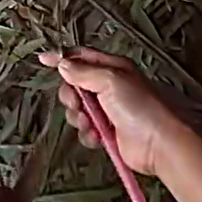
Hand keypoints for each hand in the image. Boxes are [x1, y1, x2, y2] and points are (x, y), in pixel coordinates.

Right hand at [39, 47, 182, 177]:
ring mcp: (107, 110)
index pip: (81, 57)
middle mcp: (108, 86)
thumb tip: (62, 65)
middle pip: (74, 84)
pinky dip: (87, 134)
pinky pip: (85, 130)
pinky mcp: (106, 132)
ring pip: (77, 109)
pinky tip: (96, 136)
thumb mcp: (110, 80)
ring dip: (79, 117)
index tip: (43, 60)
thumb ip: (83, 72)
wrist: (158, 144)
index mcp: (112, 67)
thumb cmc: (139, 107)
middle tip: (77, 103)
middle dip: (71, 95)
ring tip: (90, 123)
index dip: (62, 57)